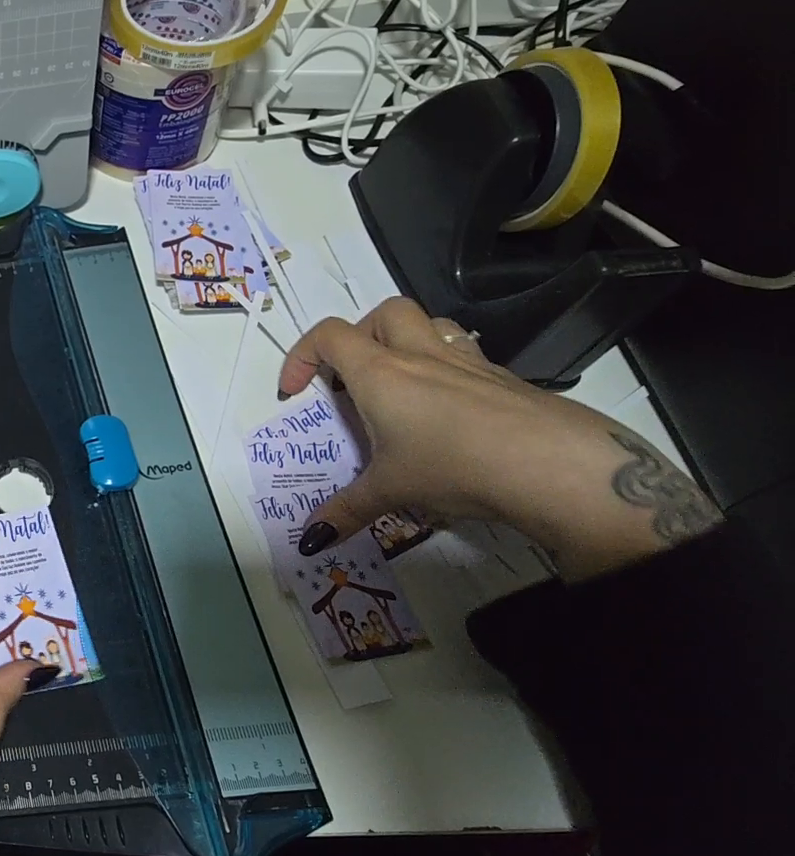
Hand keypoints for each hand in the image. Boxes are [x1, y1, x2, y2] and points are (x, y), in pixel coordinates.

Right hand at [279, 298, 721, 579]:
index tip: (296, 391)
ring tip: (398, 385)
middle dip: (359, 335)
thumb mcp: (390, 491)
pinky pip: (467, 358)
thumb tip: (310, 542)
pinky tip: (447, 415)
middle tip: (352, 376)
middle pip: (385, 313)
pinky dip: (446, 373)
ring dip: (406, 343)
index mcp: (381, 374)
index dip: (302, 355)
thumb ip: (346, 511)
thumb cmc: (455, 466)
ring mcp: (470, 364)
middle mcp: (422, 357)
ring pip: (431, 325)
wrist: (559, 468)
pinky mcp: (506, 380)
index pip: (329, 335)